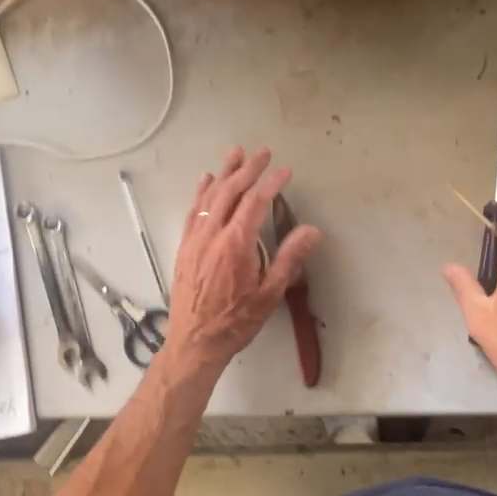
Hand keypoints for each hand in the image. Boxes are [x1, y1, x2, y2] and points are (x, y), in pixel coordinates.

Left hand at [166, 147, 321, 370]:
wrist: (195, 342)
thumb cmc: (235, 322)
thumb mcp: (269, 294)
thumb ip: (290, 259)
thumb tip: (312, 231)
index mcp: (236, 244)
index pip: (255, 202)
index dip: (271, 183)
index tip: (285, 171)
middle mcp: (212, 235)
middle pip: (230, 191)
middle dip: (248, 169)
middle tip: (263, 153)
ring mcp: (195, 239)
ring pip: (209, 197)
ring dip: (224, 173)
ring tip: (235, 154)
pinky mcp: (184, 247)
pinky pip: (193, 211)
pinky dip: (201, 192)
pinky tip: (206, 181)